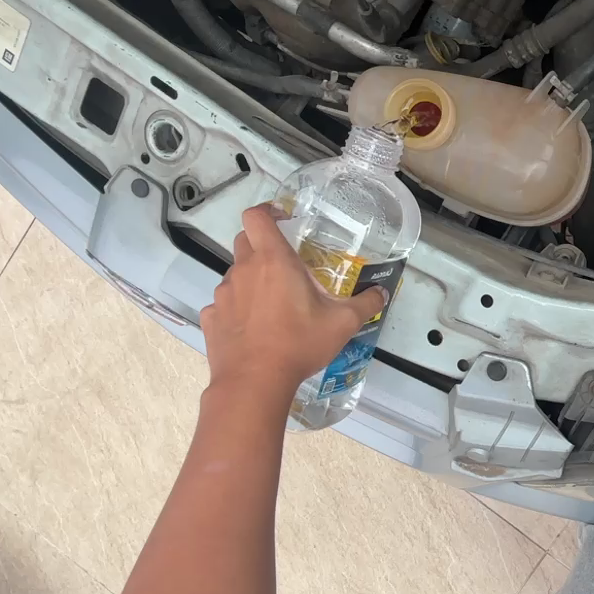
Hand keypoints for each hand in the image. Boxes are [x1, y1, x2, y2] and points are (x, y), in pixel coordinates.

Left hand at [200, 205, 386, 406]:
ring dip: (253, 281)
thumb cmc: (299, 343)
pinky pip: (225, 304)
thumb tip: (382, 293)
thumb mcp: (343, 323)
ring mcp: (223, 294)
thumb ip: (366, 303)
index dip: (267, 211)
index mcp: (274, 261)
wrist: (254, 382)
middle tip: (286, 265)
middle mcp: (244, 270)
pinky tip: (255, 328)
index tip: (283, 219)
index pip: (257, 216)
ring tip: (274, 306)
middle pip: (245, 240)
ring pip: (236, 274)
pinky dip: (239, 309)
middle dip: (263, 245)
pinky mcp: (211, 317)